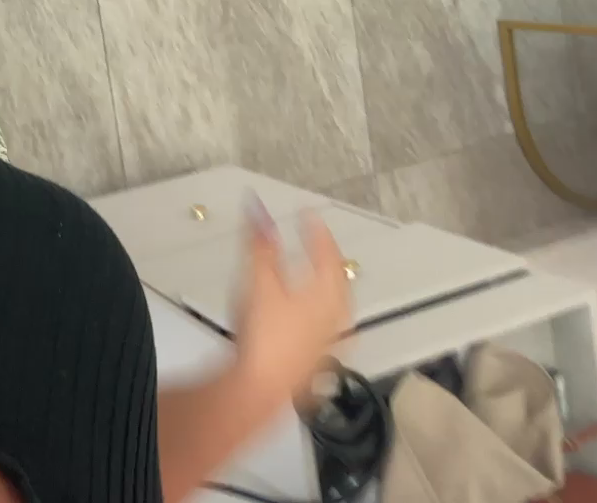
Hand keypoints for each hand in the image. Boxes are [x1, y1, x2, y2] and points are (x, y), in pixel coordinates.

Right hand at [232, 204, 352, 405]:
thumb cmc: (266, 335)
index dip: (319, 231)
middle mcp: (335, 316)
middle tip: (317, 238)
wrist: (261, 385)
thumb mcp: (259, 280)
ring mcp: (329, 338)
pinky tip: (308, 307)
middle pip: (338, 279)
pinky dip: (318, 303)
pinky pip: (327, 319)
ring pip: (335, 301)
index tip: (311, 215)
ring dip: (325, 279)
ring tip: (315, 268)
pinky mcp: (317, 354)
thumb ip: (259, 243)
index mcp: (327, 294)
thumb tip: (259, 210)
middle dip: (327, 256)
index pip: (329, 255)